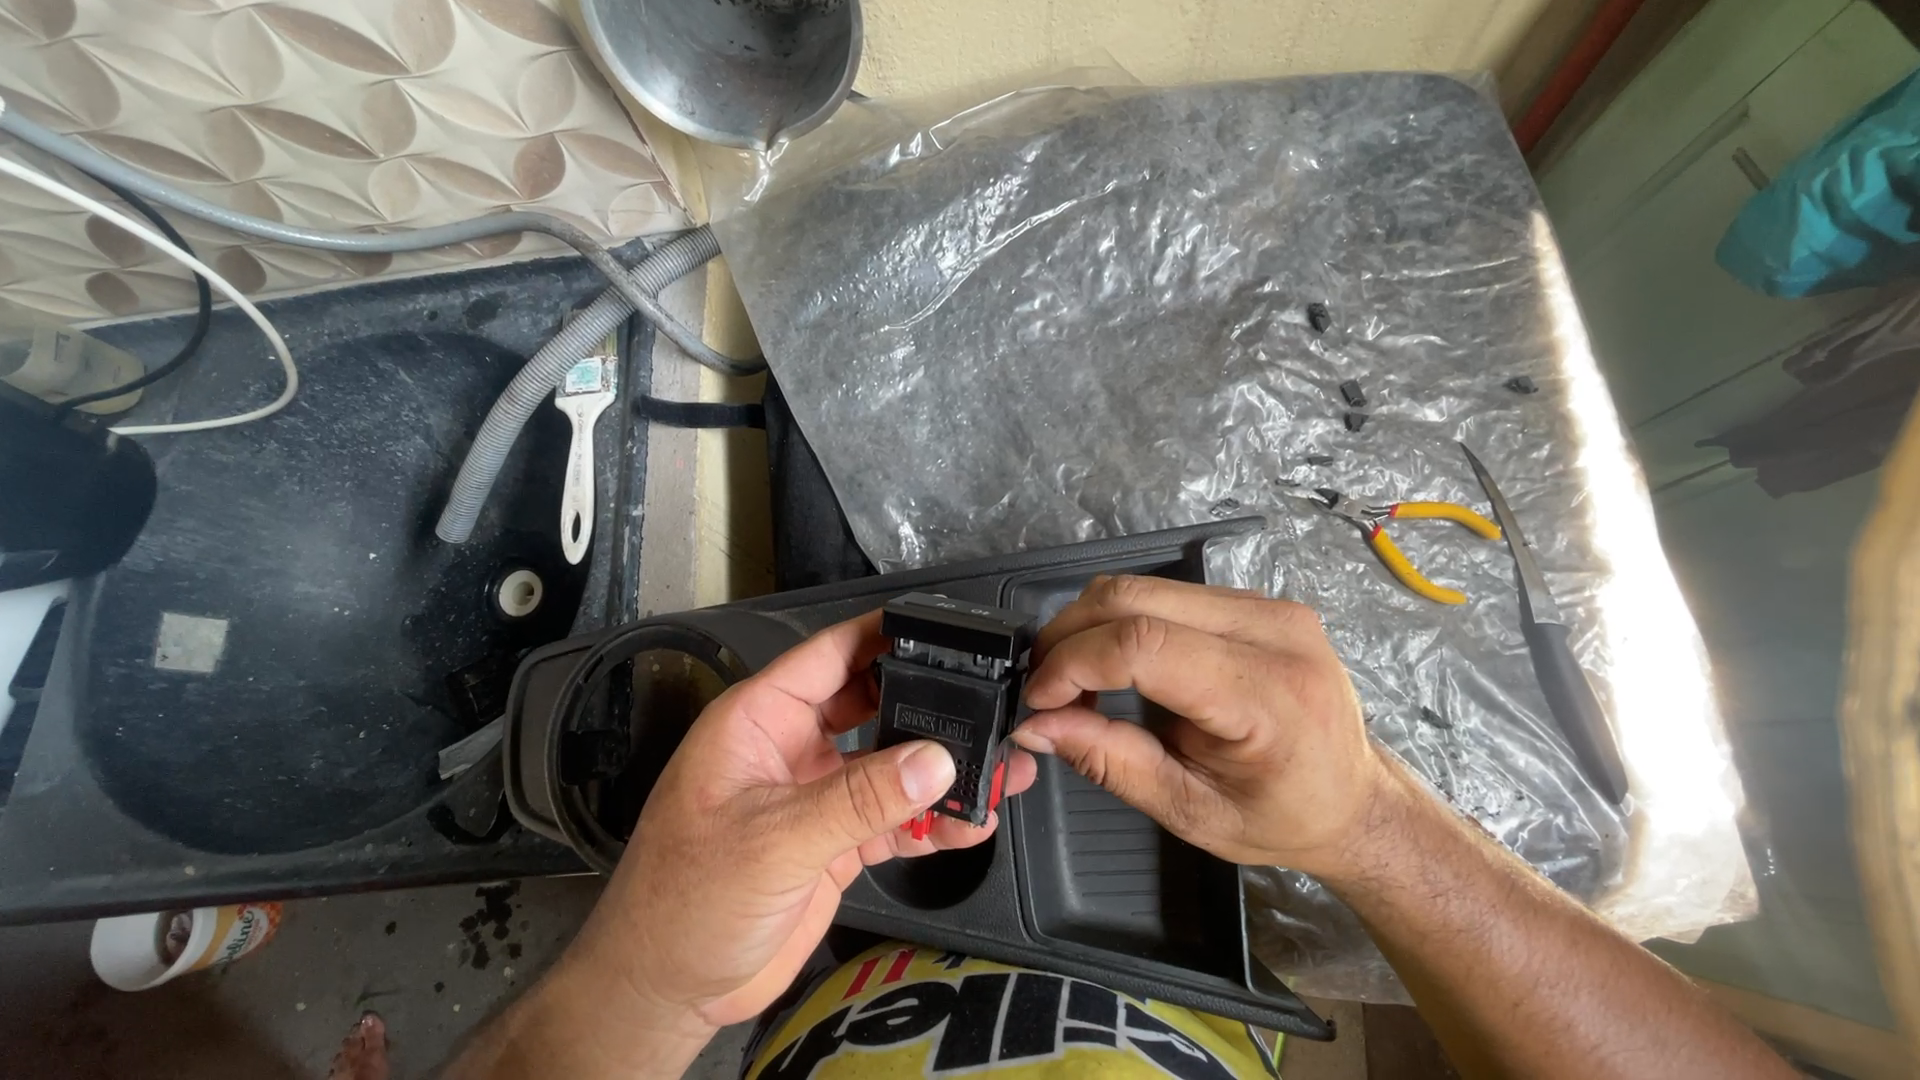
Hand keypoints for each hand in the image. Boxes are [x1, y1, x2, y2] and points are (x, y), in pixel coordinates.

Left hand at [560, 611, 1035, 1034]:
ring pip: (891, 766)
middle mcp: (792, 747)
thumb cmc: (685, 901)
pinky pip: (894, 819)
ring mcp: (816, 795)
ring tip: (998, 771)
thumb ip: (859, 801)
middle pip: (873, 704)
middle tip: (988, 704)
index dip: (883, 634)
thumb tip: (936, 760)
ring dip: (940, 771)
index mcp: (760, 719)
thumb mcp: (774, 840)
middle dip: (928, 705)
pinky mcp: (835, 842)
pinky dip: (931, 822)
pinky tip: (969, 824)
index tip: (943, 629)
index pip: (830, 655)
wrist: (666, 989)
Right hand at [1012, 575, 1388, 880]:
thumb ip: (1110, 761)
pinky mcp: (1254, 600)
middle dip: (1068, 635)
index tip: (1038, 700)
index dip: (1074, 663)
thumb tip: (1034, 725)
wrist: (1356, 798)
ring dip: (1089, 625)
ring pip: (1142, 586)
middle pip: (1133, 598)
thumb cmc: (1282, 818)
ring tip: (1075, 680)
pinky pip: (1164, 592)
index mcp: (1267, 694)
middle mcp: (1272, 630)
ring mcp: (1267, 605)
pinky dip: (1119, 621)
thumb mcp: (1190, 810)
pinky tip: (1113, 664)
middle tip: (1044, 686)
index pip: (1144, 645)